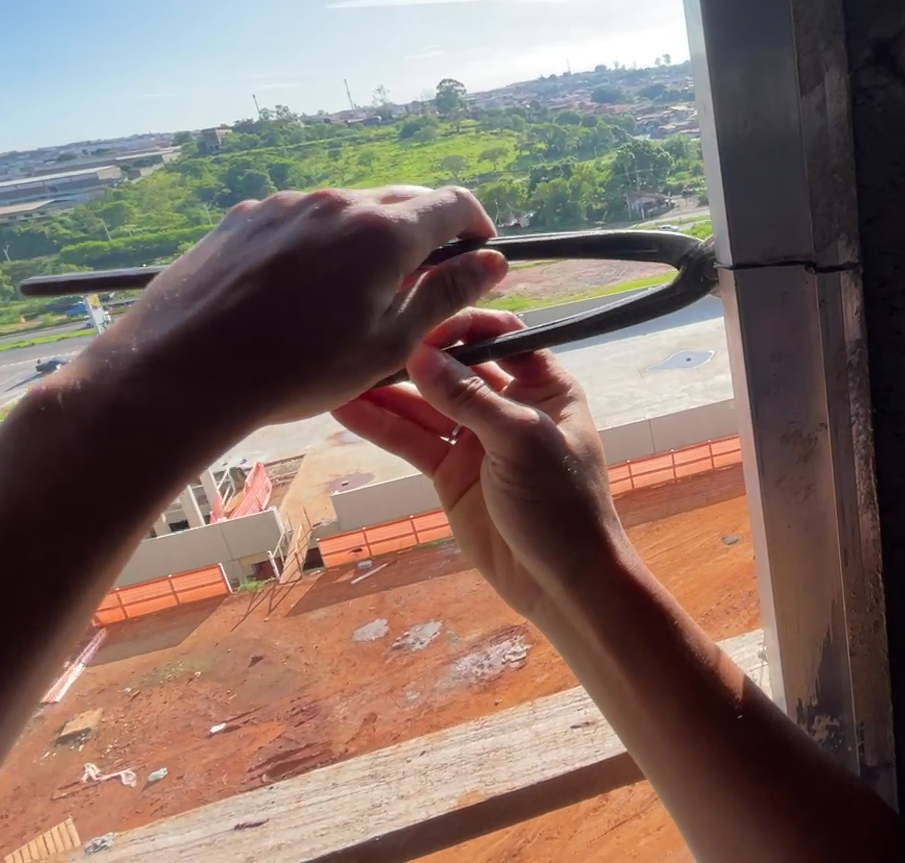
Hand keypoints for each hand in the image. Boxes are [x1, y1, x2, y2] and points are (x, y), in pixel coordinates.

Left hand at [77, 186, 505, 430]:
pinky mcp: (247, 216)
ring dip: (376, 237)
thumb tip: (493, 262)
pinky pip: (307, 216)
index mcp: (384, 232)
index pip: (454, 203)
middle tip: (426, 280)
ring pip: (354, 208)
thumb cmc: (299, 368)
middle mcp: (338, 202)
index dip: (478, 225)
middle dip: (430, 232)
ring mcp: (288, 204)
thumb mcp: (392, 342)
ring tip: (361, 291)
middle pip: (406, 200)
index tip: (479, 254)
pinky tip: (306, 287)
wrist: (178, 372)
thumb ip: (449, 294)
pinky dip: (328, 240)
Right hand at [333, 310, 631, 621]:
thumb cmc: (562, 502)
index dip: (466, 326)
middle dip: (418, 356)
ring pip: (427, 404)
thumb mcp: (522, 440)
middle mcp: (510, 404)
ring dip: (388, 390)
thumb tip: (420, 356)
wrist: (563, 581)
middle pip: (458, 366)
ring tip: (341, 372)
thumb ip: (471, 398)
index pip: (504, 336)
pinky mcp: (451, 472)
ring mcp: (477, 438)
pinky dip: (382, 426)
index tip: (425, 323)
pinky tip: (344, 410)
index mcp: (545, 385)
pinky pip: (413, 441)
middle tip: (370, 341)